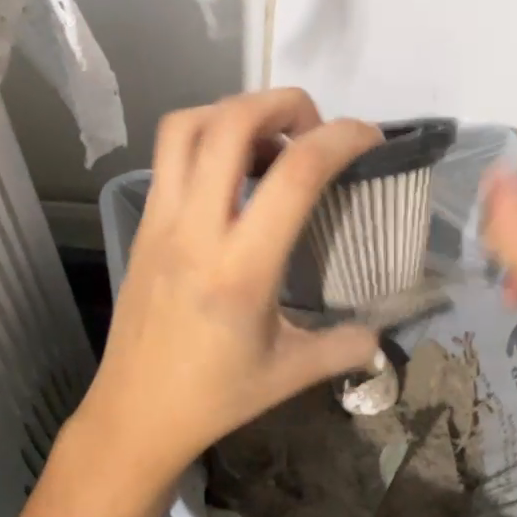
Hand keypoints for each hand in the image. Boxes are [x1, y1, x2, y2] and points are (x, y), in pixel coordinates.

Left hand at [72, 89, 383, 484]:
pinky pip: (168, 156)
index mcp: (242, 271)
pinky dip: (204, 138)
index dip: (340, 138)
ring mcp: (160, 223)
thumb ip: (344, 348)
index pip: (294, 174)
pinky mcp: (142, 226)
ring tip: (268, 140)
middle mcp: (196, 232)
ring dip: (234, 111)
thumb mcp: (289, 374)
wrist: (134, 414)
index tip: (368, 138)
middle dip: (283, 102)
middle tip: (314, 128)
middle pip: (230, 123)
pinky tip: (232, 174)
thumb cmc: (213, 398)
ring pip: (185, 127)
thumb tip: (382, 334)